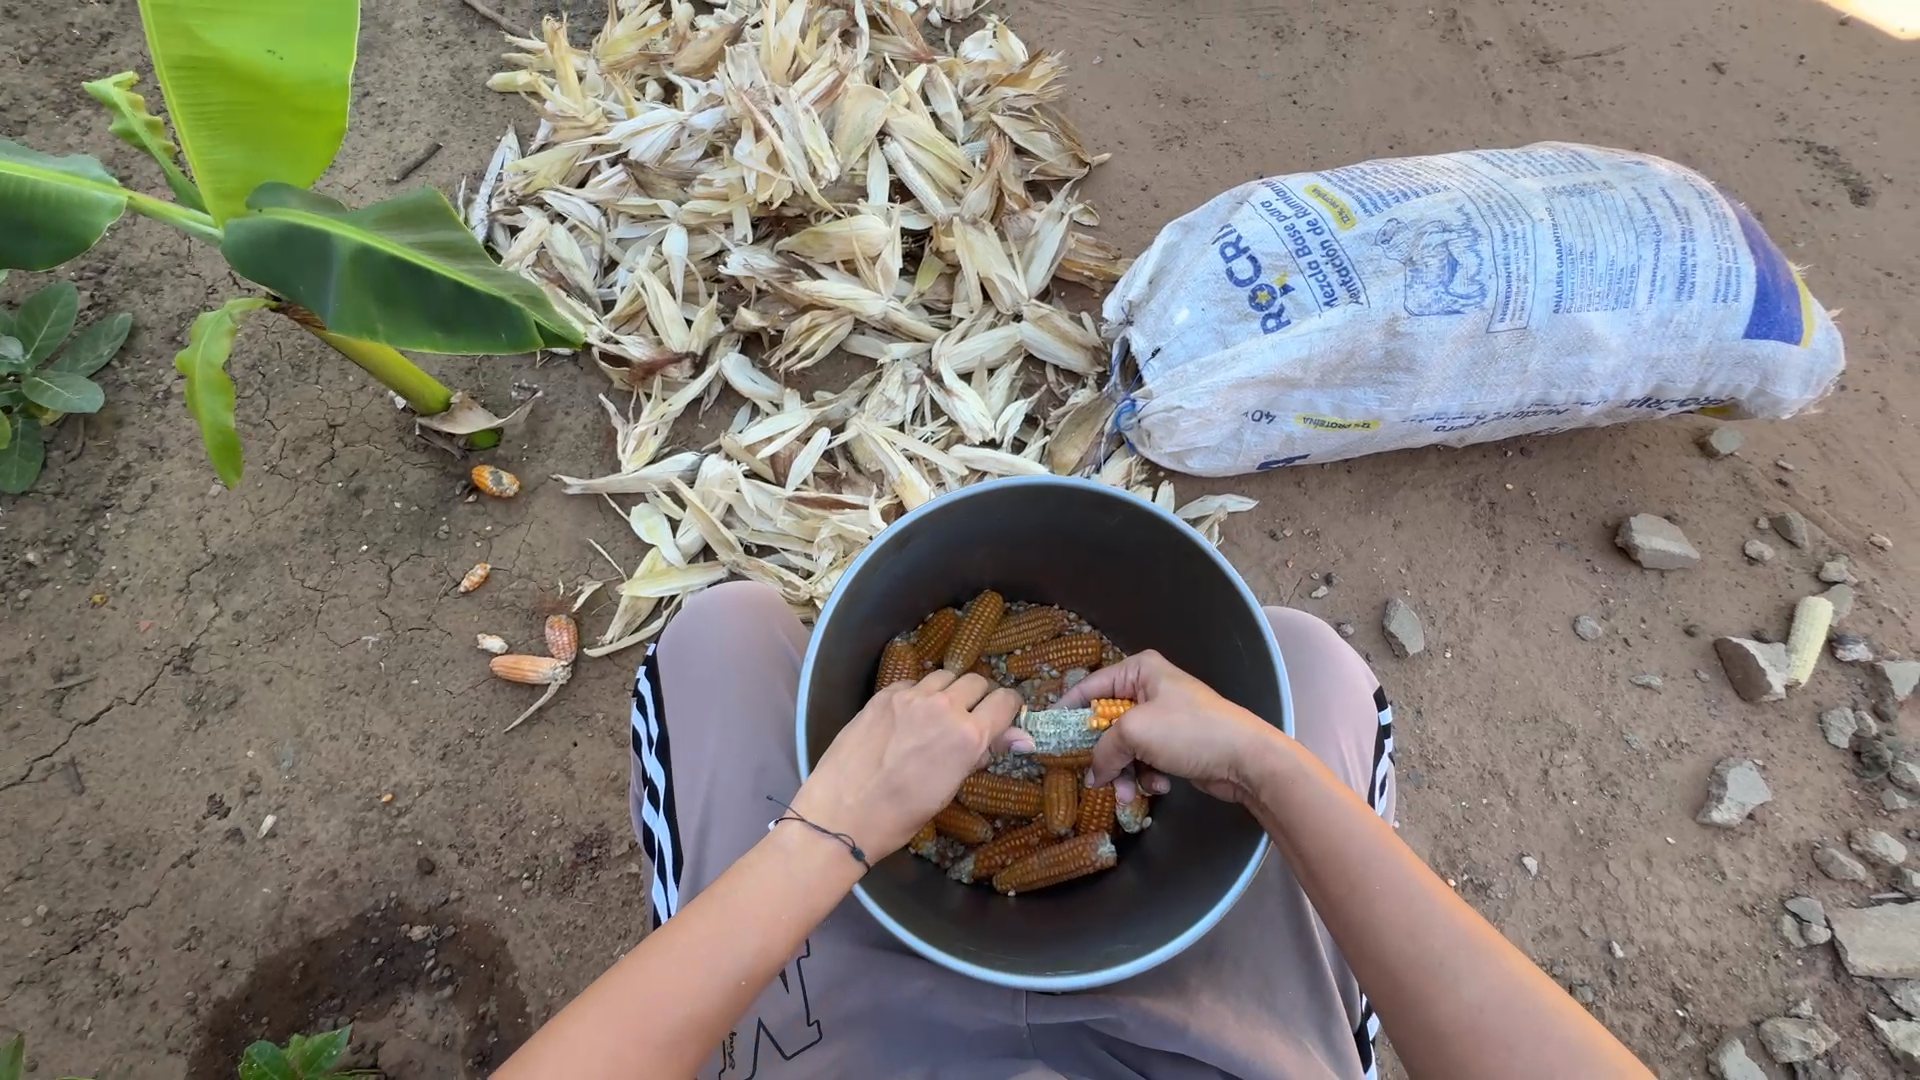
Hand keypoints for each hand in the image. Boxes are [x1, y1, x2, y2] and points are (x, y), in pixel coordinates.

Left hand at [790, 671, 1028, 861]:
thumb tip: (1022, 738)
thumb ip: (983, 753)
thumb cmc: (901, 814)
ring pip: (945, 676)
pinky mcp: (885, 695)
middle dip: (979, 697)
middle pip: (976, 682)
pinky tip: (907, 718)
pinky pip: (912, 684)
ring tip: (937, 715)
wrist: (841, 813)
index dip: (1009, 708)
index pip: (1005, 701)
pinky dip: (917, 695)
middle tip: (969, 718)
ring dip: (948, 691)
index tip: (1004, 715)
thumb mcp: (950, 787)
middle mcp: (944, 707)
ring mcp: (911, 697)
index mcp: (968, 736)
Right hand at [1061, 650, 1278, 803]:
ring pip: (1124, 746)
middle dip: (1102, 753)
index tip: (1048, 735)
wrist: (1247, 759)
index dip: (1067, 711)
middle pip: (1105, 722)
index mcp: (1138, 670)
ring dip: (1124, 771)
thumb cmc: (1189, 731)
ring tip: (1129, 791)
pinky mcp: (1174, 744)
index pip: (1089, 687)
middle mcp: (1148, 689)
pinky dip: (1146, 774)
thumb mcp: (1135, 733)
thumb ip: (1103, 750)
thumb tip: (1091, 774)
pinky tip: (1159, 785)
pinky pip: (1144, 759)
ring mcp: (1162, 717)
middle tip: (1093, 776)